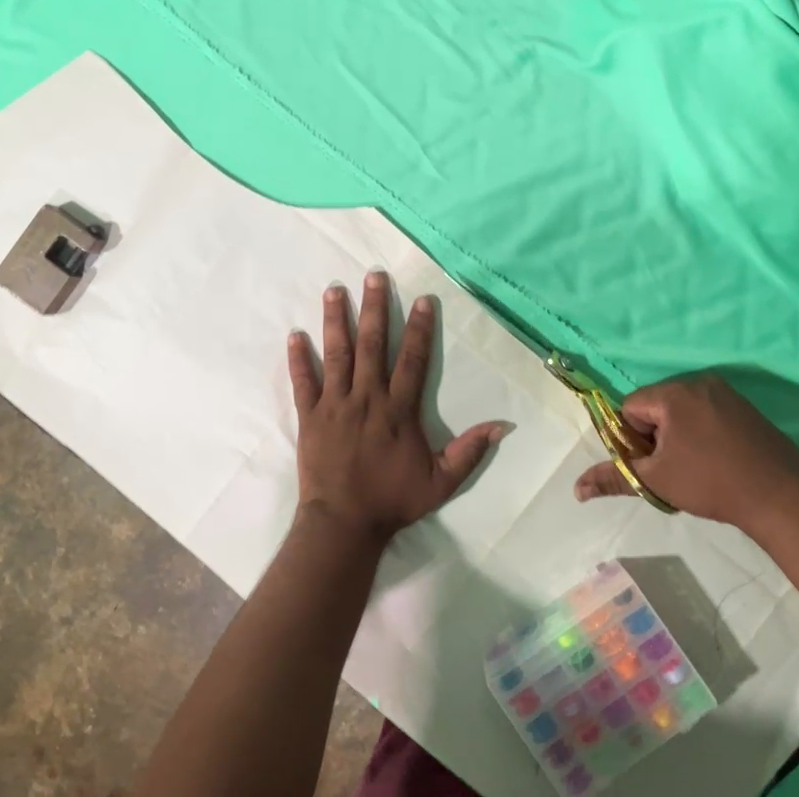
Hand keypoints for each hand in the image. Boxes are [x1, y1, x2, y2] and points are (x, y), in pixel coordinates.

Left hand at [288, 272, 505, 543]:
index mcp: (398, 410)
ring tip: (334, 289)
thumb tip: (504, 425)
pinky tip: (294, 334)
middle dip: (374, 308)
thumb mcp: (441, 482)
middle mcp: (367, 398)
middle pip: (371, 345)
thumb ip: (470, 452)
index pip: (412, 360)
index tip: (422, 298)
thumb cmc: (393, 501)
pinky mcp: (310, 417)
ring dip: (335, 320)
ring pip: (336, 354)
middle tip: (374, 275)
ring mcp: (335, 405)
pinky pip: (303, 383)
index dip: (419, 328)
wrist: (344, 523)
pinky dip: (298, 359)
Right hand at [573, 373, 798, 529]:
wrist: (782, 496)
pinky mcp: (747, 408)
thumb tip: (576, 490)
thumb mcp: (656, 481)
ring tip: (697, 468)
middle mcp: (700, 383)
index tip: (653, 464)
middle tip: (674, 469)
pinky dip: (703, 434)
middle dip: (657, 437)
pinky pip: (708, 414)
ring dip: (679, 437)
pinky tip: (718, 462)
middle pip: (656, 407)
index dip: (634, 440)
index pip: (630, 408)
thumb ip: (613, 477)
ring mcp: (727, 393)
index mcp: (674, 393)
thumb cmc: (711, 484)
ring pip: (683, 412)